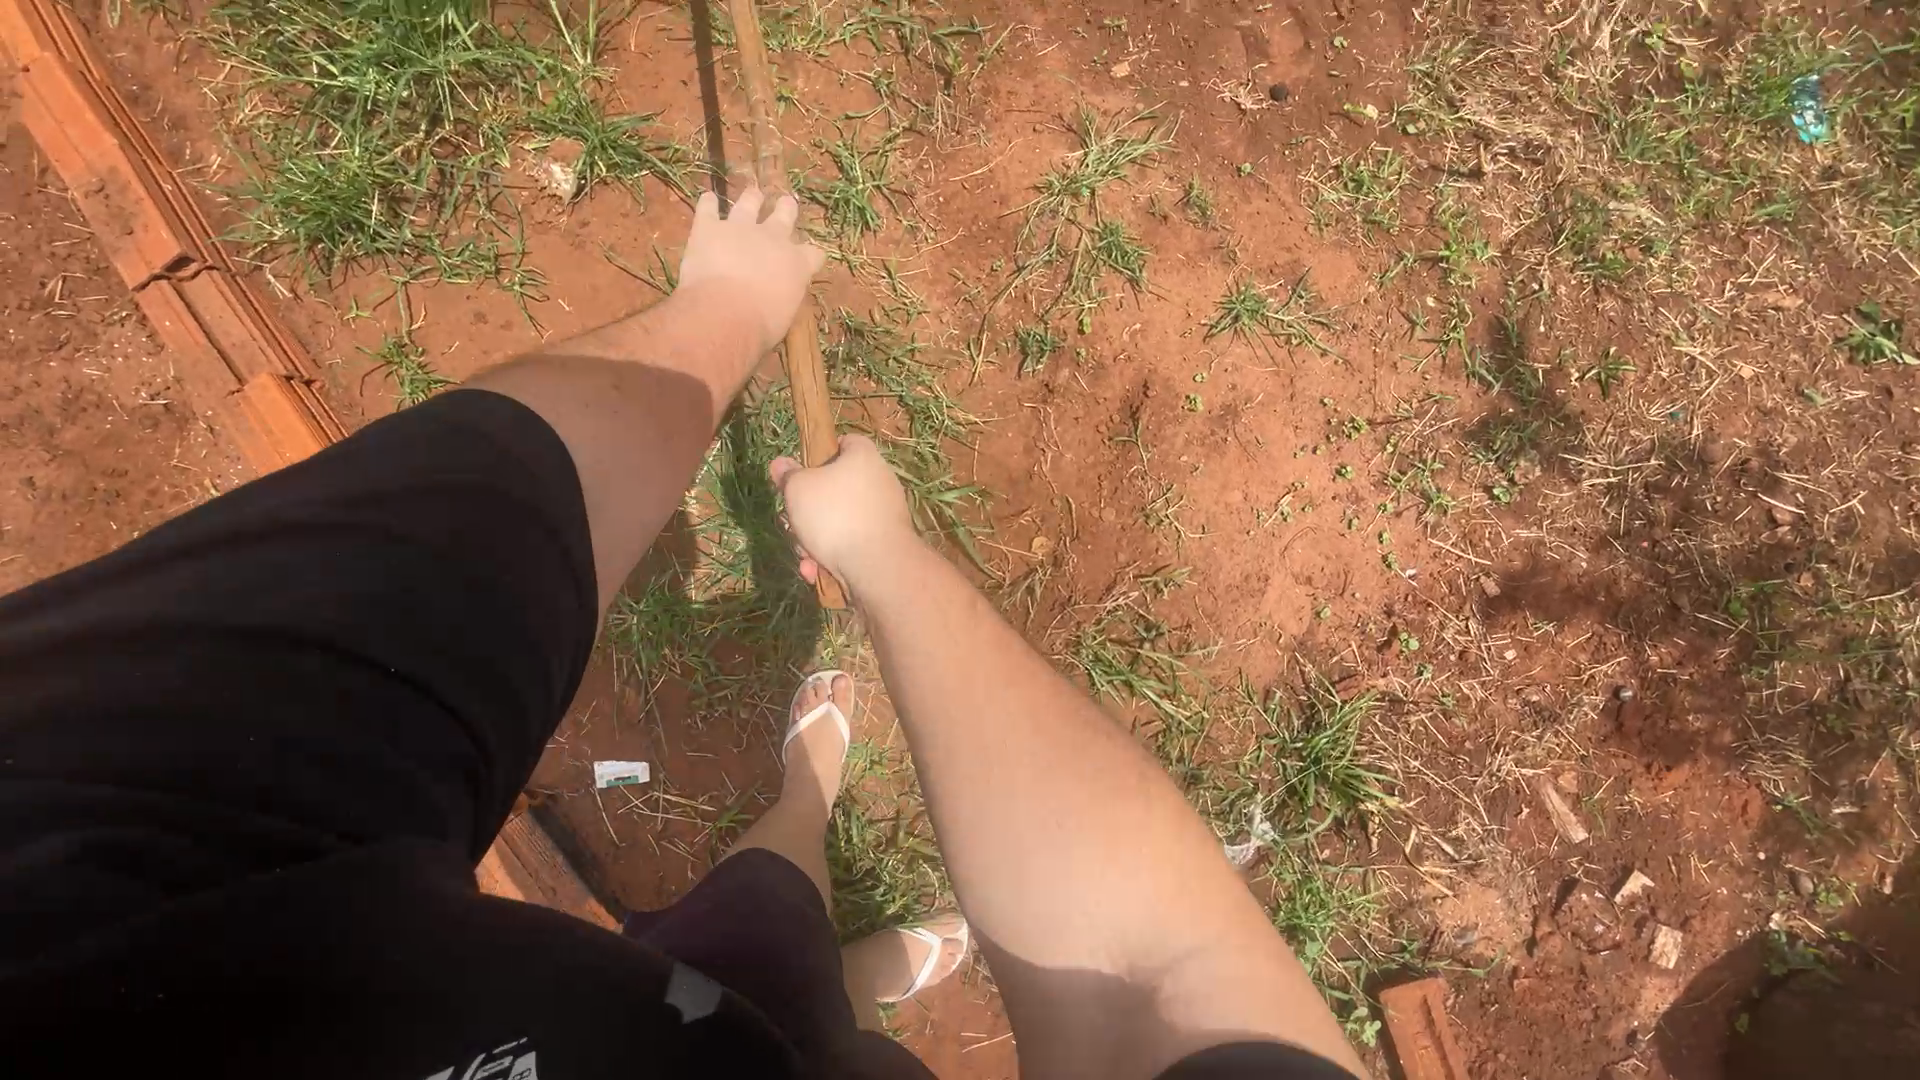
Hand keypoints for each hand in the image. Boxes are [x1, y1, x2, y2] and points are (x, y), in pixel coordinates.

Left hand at [678, 186, 826, 354]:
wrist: (727, 312)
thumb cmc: (762, 324)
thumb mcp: (784, 314)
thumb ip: (783, 297)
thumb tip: (777, 298)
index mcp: (797, 264)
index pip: (813, 254)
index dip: (813, 254)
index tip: (812, 255)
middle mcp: (773, 239)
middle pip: (784, 216)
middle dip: (786, 209)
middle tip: (787, 202)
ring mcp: (740, 228)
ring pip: (749, 203)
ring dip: (751, 198)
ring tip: (753, 192)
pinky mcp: (709, 228)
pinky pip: (709, 209)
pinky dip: (709, 204)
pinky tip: (708, 198)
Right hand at [769, 435, 918, 584]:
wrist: (877, 565)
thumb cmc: (834, 515)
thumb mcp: (798, 489)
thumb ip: (788, 475)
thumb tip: (781, 464)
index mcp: (864, 457)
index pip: (845, 442)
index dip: (821, 453)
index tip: (802, 472)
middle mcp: (880, 481)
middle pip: (837, 488)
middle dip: (809, 510)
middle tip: (793, 523)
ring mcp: (885, 514)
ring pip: (841, 520)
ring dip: (816, 538)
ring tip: (805, 555)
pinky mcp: (886, 543)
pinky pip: (853, 543)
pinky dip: (833, 556)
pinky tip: (817, 571)